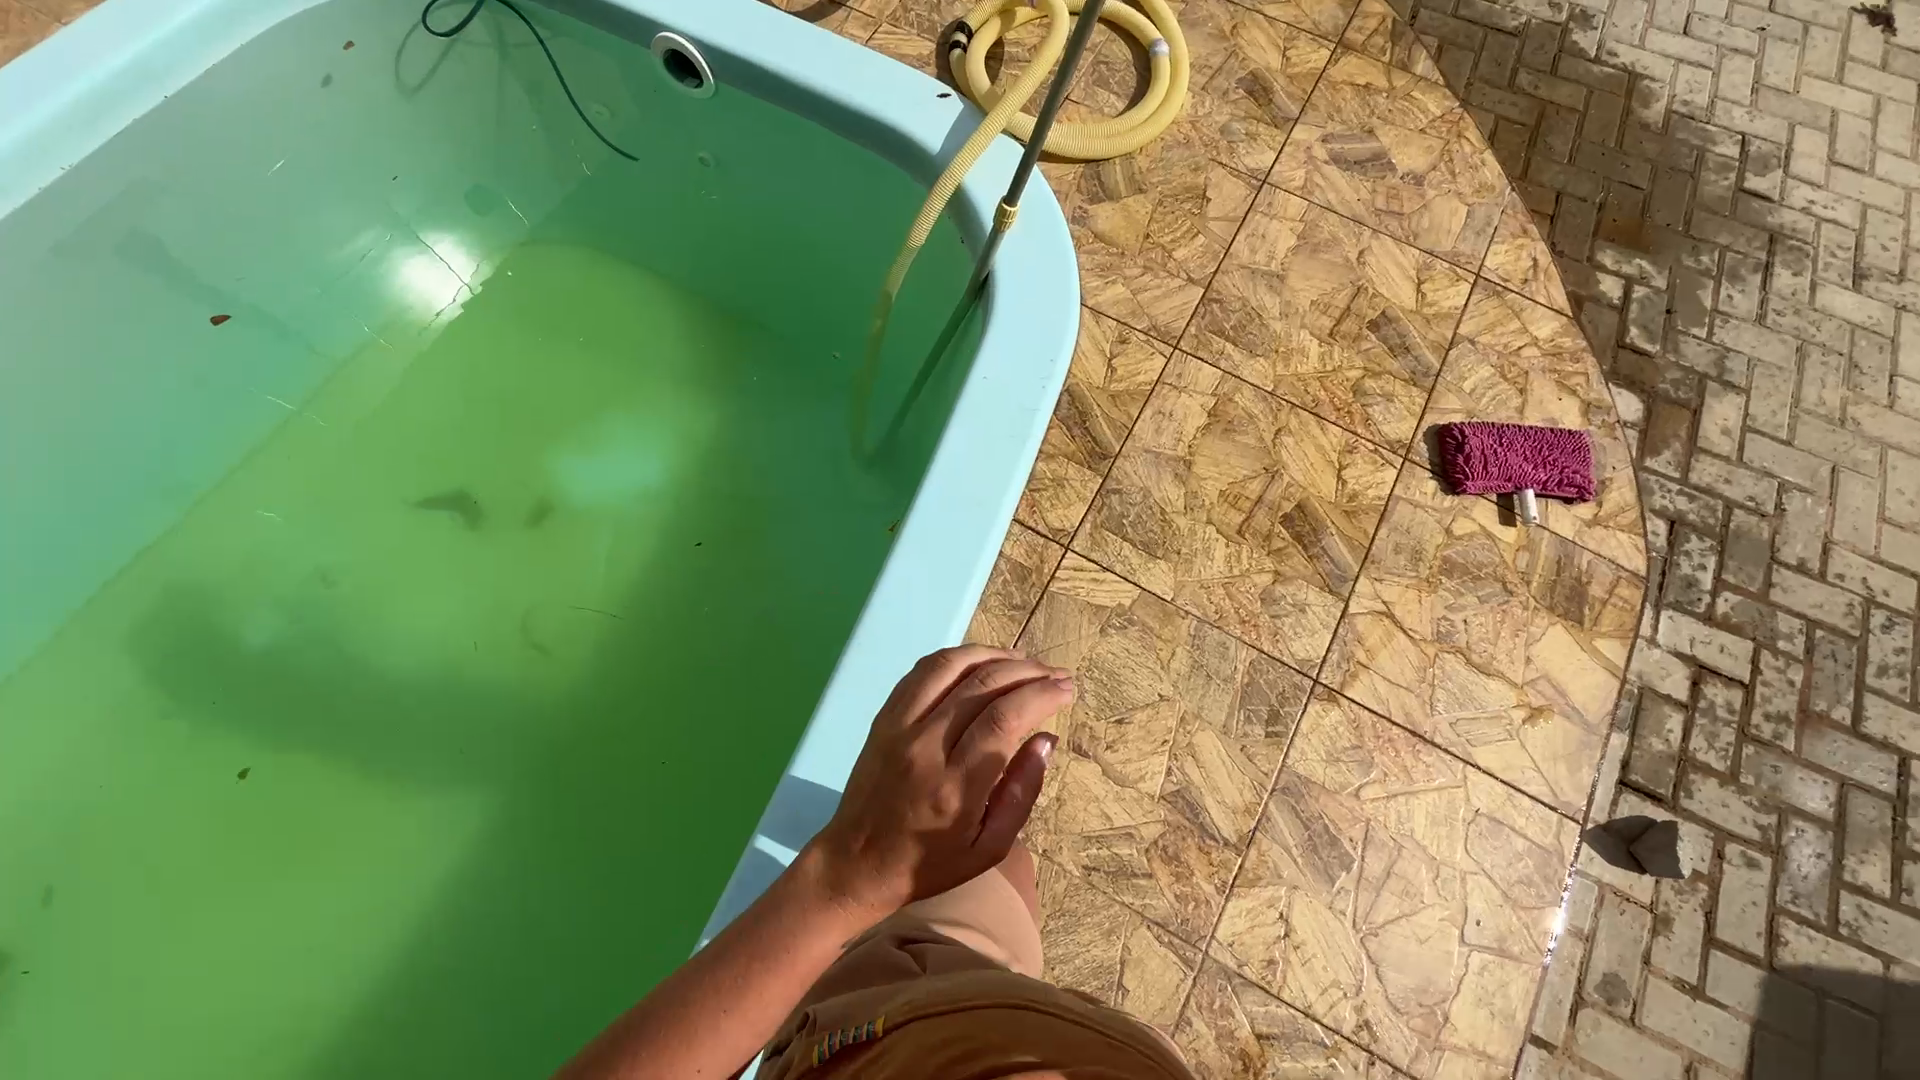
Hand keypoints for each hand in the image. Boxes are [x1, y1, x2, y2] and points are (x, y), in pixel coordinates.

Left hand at [801, 646, 1072, 919]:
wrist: (856, 862)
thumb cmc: (930, 863)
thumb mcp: (989, 848)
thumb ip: (1021, 792)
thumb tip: (1046, 739)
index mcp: (954, 785)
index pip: (1003, 719)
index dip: (1039, 694)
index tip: (1066, 689)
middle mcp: (924, 746)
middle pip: (981, 685)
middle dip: (1027, 671)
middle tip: (1055, 674)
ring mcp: (899, 725)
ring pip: (950, 666)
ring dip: (993, 655)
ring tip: (1023, 662)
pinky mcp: (884, 716)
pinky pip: (922, 671)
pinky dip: (957, 657)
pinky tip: (980, 662)